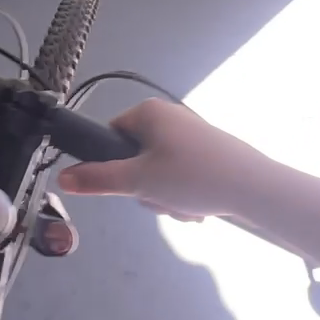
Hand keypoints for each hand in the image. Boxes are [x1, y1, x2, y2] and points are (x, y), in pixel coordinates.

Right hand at [56, 98, 277, 220]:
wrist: (258, 188)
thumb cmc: (193, 176)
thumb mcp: (139, 181)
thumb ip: (98, 180)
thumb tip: (61, 179)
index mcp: (148, 111)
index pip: (112, 135)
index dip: (116, 164)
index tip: (132, 185)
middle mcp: (169, 115)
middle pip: (137, 156)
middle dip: (147, 186)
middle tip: (162, 201)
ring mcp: (192, 132)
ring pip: (161, 168)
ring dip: (167, 194)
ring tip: (186, 209)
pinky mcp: (212, 151)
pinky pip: (184, 171)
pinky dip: (187, 190)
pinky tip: (200, 207)